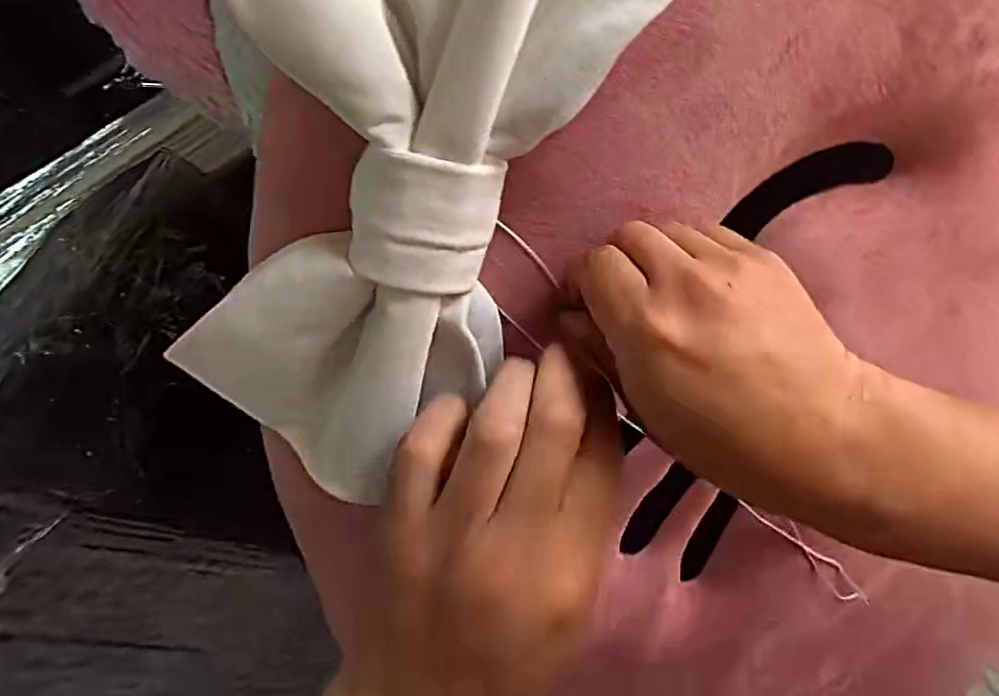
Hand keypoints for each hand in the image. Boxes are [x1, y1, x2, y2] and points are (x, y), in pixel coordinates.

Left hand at [334, 343, 621, 695]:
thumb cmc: (517, 643)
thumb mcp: (576, 591)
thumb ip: (589, 506)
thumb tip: (591, 410)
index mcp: (569, 571)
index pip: (601, 457)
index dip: (599, 398)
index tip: (591, 373)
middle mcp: (514, 550)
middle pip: (550, 428)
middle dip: (559, 374)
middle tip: (556, 356)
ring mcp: (448, 536)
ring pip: (491, 428)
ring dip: (511, 381)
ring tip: (517, 372)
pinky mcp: (397, 526)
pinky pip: (422, 444)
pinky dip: (446, 411)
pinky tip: (461, 409)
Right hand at [560, 220, 881, 523]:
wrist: (825, 431)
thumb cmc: (727, 442)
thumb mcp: (647, 409)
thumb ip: (599, 350)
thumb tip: (569, 316)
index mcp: (648, 324)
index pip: (594, 263)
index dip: (582, 281)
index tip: (586, 303)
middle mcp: (683, 281)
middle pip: (626, 234)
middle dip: (616, 262)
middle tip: (626, 294)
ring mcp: (727, 263)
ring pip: (667, 227)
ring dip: (655, 253)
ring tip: (668, 288)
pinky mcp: (761, 255)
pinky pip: (707, 233)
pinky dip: (693, 252)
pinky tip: (706, 286)